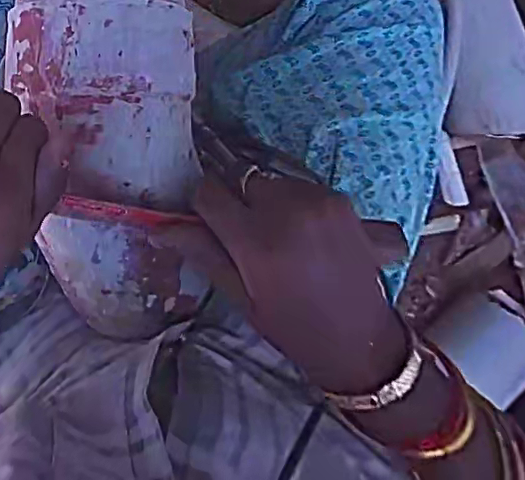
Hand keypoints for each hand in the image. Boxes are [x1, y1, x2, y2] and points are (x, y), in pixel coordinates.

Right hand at [171, 170, 409, 394]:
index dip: (204, 206)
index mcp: (258, 240)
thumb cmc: (294, 328)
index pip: (208, 192)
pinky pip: (301, 186)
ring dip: (268, 200)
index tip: (210, 224)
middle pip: (241, 180)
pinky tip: (306, 234)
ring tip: (283, 238)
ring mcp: (319, 198)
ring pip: (271, 180)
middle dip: (239, 202)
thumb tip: (160, 227)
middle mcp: (288, 208)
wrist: (363, 342)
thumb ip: (203, 253)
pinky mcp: (341, 196)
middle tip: (250, 238)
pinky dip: (296, 202)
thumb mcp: (242, 299)